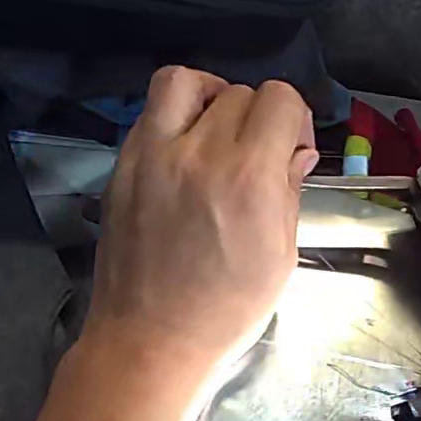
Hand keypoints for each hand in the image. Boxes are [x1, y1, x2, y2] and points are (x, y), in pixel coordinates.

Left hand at [85, 67, 317, 376]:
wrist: (152, 339)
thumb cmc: (227, 309)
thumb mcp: (281, 257)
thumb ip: (289, 192)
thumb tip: (298, 152)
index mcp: (249, 178)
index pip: (279, 98)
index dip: (295, 118)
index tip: (290, 150)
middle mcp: (200, 153)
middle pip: (239, 93)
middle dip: (260, 117)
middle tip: (258, 155)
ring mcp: (152, 155)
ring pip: (184, 80)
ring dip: (211, 96)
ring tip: (216, 130)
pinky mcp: (122, 167)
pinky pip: (150, 112)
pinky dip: (175, 117)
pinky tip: (185, 151)